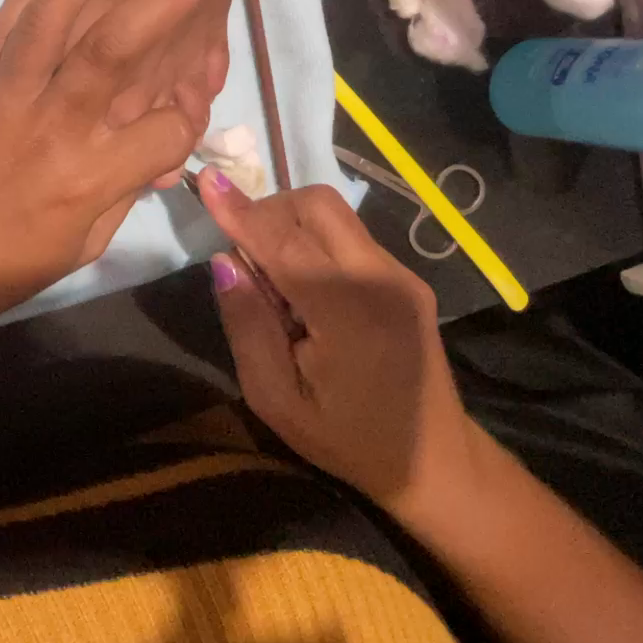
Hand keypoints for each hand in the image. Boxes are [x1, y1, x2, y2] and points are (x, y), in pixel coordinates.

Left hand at [0, 0, 228, 319]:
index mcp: (94, 174)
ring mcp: (11, 96)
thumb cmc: (14, 263)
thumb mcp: (88, 241)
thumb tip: (160, 152)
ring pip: (53, 20)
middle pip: (118, 49)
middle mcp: (57, 124)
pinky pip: (2, 30)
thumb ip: (127, 187)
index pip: (168, 126)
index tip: (187, 112)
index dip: (189, 117)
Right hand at [194, 177, 485, 513]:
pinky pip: (346, 237)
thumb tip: (224, 262)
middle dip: (267, 212)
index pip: (284, 243)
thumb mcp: (276, 400)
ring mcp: (400, 275)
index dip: (241, 211)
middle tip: (243, 257)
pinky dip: (310, 244)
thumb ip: (247, 326)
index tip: (206, 178)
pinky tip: (303, 292)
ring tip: (273, 284)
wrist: (436, 463)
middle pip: (316, 205)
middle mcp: (381, 279)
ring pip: (332, 215)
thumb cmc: (347, 439)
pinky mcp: (404, 278)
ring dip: (288, 227)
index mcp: (350, 313)